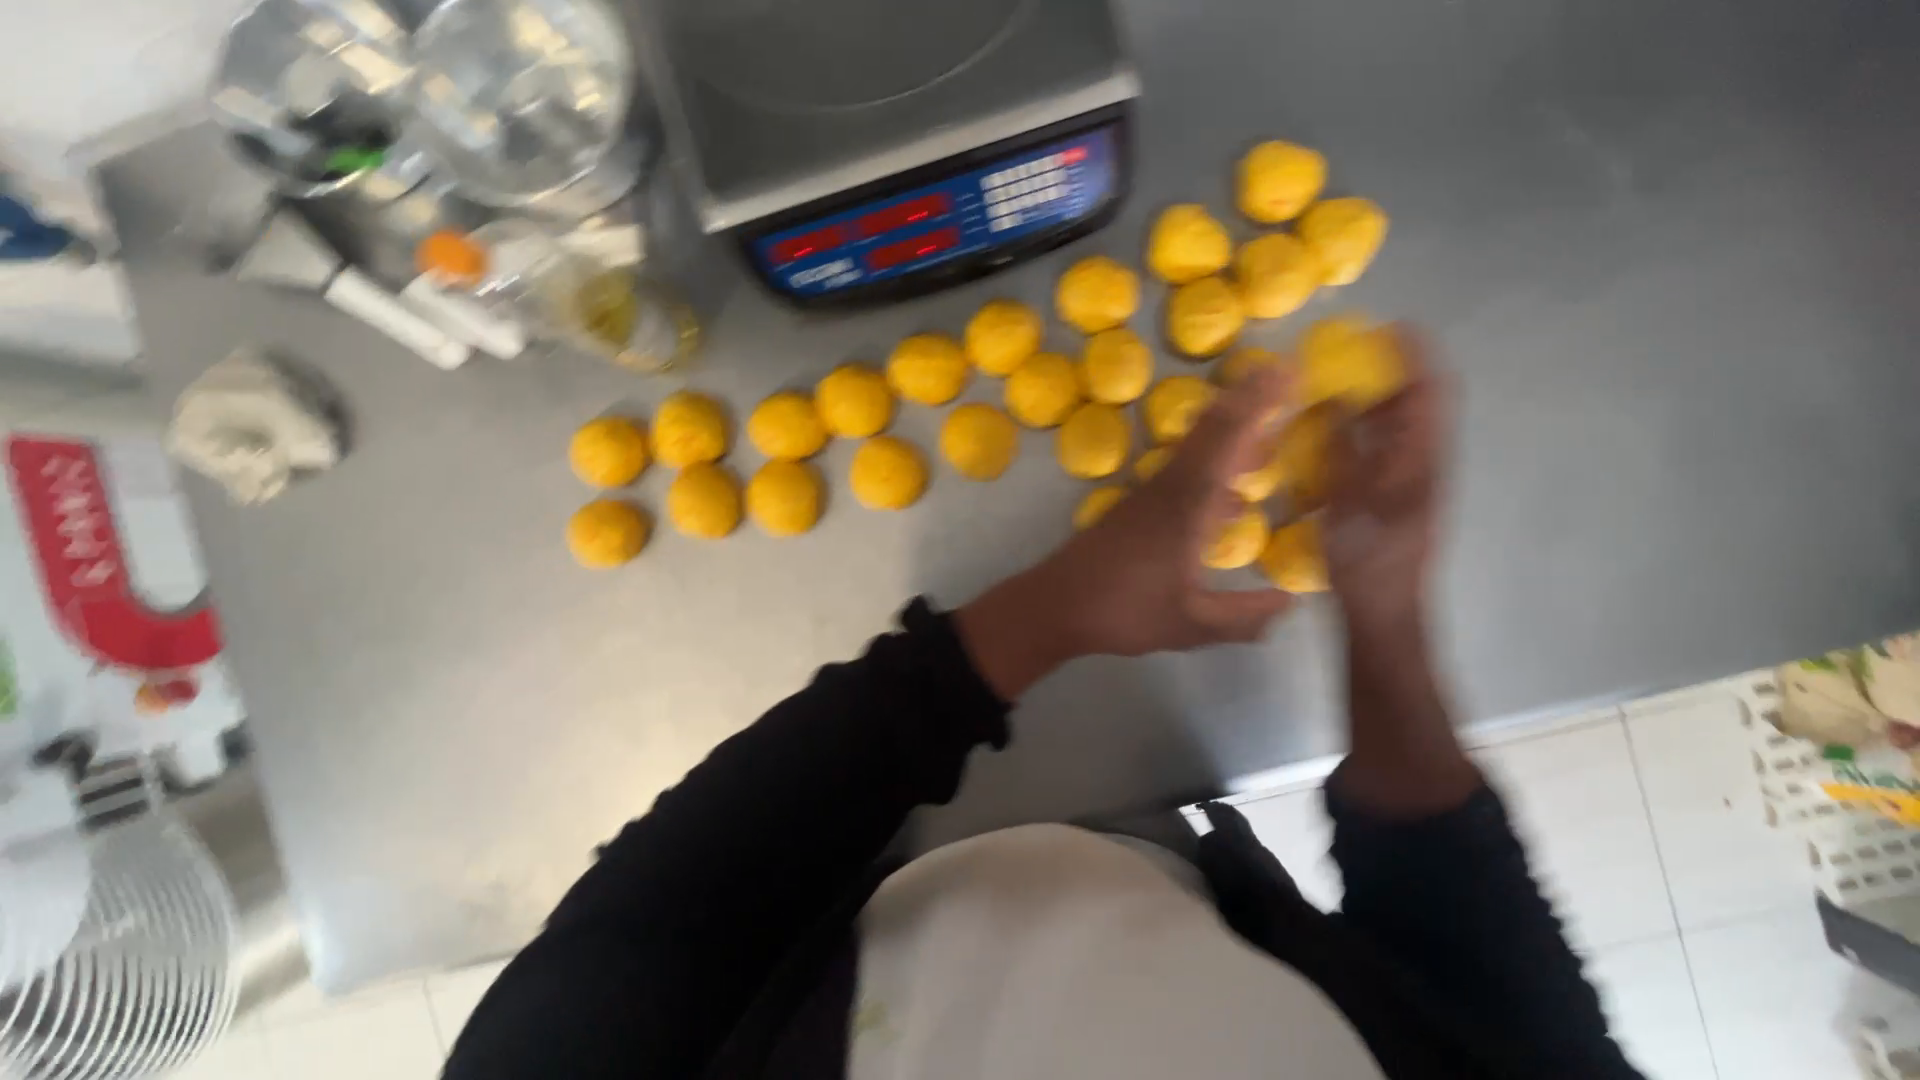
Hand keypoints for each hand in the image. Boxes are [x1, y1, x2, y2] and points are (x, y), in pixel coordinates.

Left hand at [957, 368, 1295, 698]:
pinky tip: (1232, 501)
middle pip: (1212, 430)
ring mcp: (1150, 496)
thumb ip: (1243, 616)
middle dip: (1249, 402)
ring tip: (1270, 444)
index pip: (1228, 438)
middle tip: (1286, 382)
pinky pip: (1184, 474)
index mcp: (1187, 504)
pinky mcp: (1137, 509)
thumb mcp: (1190, 623)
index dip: (1258, 401)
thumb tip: (1290, 601)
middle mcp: (1169, 488)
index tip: (1287, 369)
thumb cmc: (1123, 611)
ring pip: (1197, 451)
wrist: (1055, 605)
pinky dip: (1212, 470)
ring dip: (1232, 436)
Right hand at [1326, 326, 1447, 633]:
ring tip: (1330, 391)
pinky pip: (1381, 454)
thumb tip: (1335, 398)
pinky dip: (1359, 436)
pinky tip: (1327, 442)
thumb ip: (1343, 446)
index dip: (1416, 354)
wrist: (1386, 617)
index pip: (1432, 390)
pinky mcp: (1393, 501)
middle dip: (1385, 374)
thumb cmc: (1370, 561)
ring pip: (1398, 430)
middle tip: (1343, 357)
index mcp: (1423, 459)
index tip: (1388, 326)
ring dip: (1371, 405)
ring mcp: (1411, 484)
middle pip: (1416, 405)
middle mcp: (1424, 464)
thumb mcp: (1350, 500)